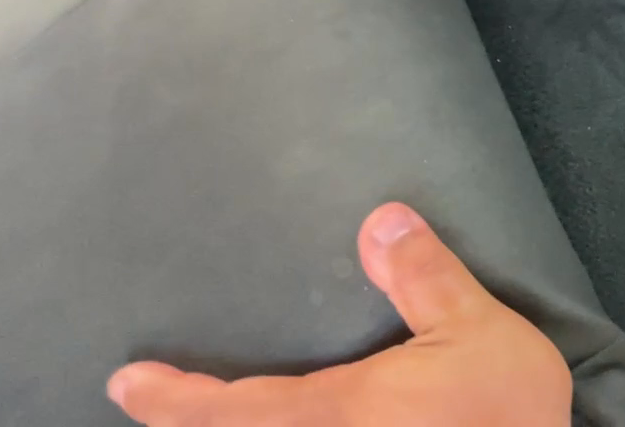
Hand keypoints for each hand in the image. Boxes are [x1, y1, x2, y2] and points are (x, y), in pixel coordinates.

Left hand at [107, 203, 572, 425]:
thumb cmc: (498, 400)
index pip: (226, 410)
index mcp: (334, 411)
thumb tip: (380, 219)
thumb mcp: (472, 325)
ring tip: (215, 413)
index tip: (126, 379)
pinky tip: (290, 421)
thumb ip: (422, 276)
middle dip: (187, 425)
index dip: (171, 398)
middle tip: (157, 402)